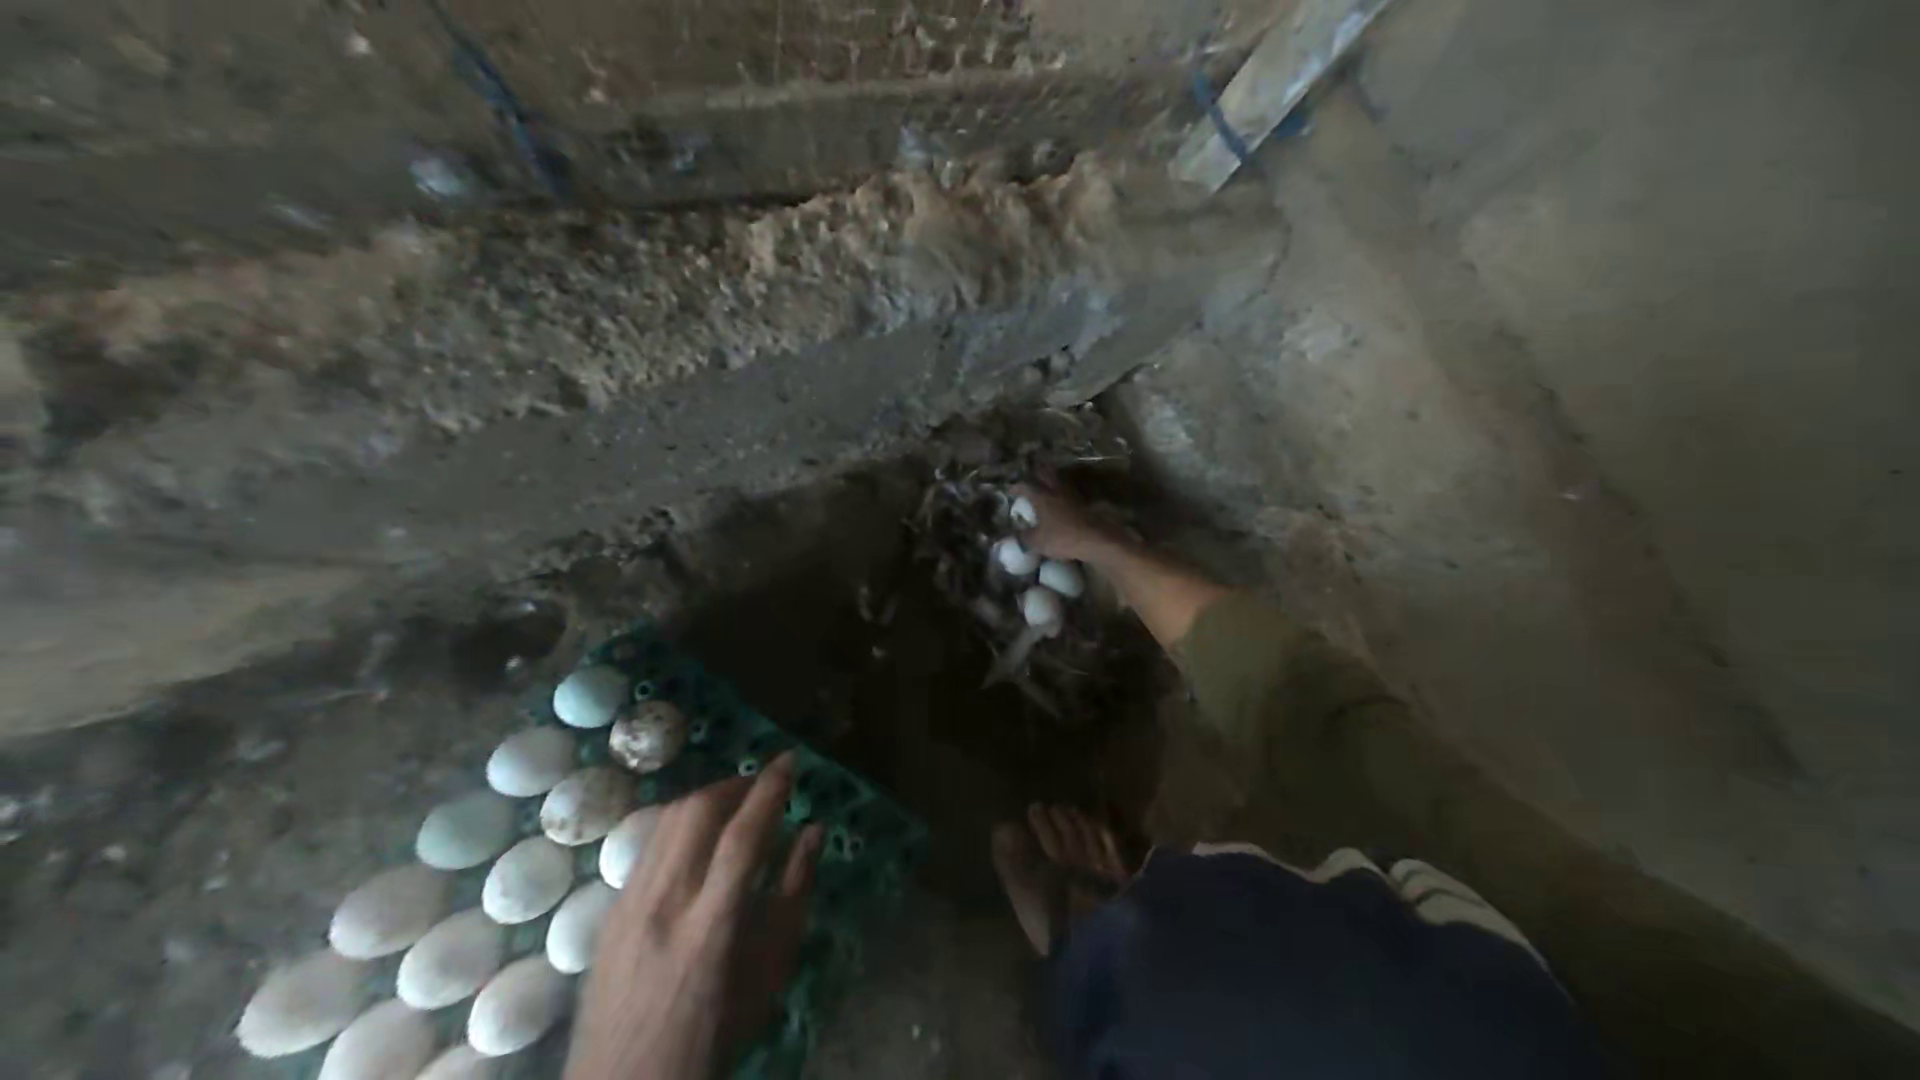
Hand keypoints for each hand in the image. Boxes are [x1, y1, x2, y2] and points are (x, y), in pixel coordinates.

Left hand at [565, 753, 824, 1079]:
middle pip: (697, 813)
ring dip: (707, 797)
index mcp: (711, 926)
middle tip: (763, 783)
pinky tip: (699, 838)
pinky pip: (648, 845)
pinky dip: (680, 824)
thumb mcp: (771, 970)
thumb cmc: (717, 1032)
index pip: (744, 835)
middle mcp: (664, 905)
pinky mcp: (610, 911)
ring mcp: (629, 906)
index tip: (790, 760)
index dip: (770, 789)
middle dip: (736, 784)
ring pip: (667, 821)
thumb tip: (813, 830)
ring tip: (734, 802)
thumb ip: (795, 893)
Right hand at [1012, 484, 1122, 562]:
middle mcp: (1056, 491)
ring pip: (1059, 481)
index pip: (1026, 486)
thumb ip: (1024, 536)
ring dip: (1051, 480)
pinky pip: (1069, 492)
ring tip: (1045, 485)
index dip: (1017, 487)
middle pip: (1045, 474)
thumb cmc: (1062, 538)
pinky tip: (1061, 499)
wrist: (1095, 539)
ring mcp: (1072, 495)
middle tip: (1030, 476)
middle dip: (1036, 473)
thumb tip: (1016, 533)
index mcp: (1042, 497)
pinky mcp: (1083, 503)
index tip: (1010, 489)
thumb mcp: (1037, 541)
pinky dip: (1062, 492)